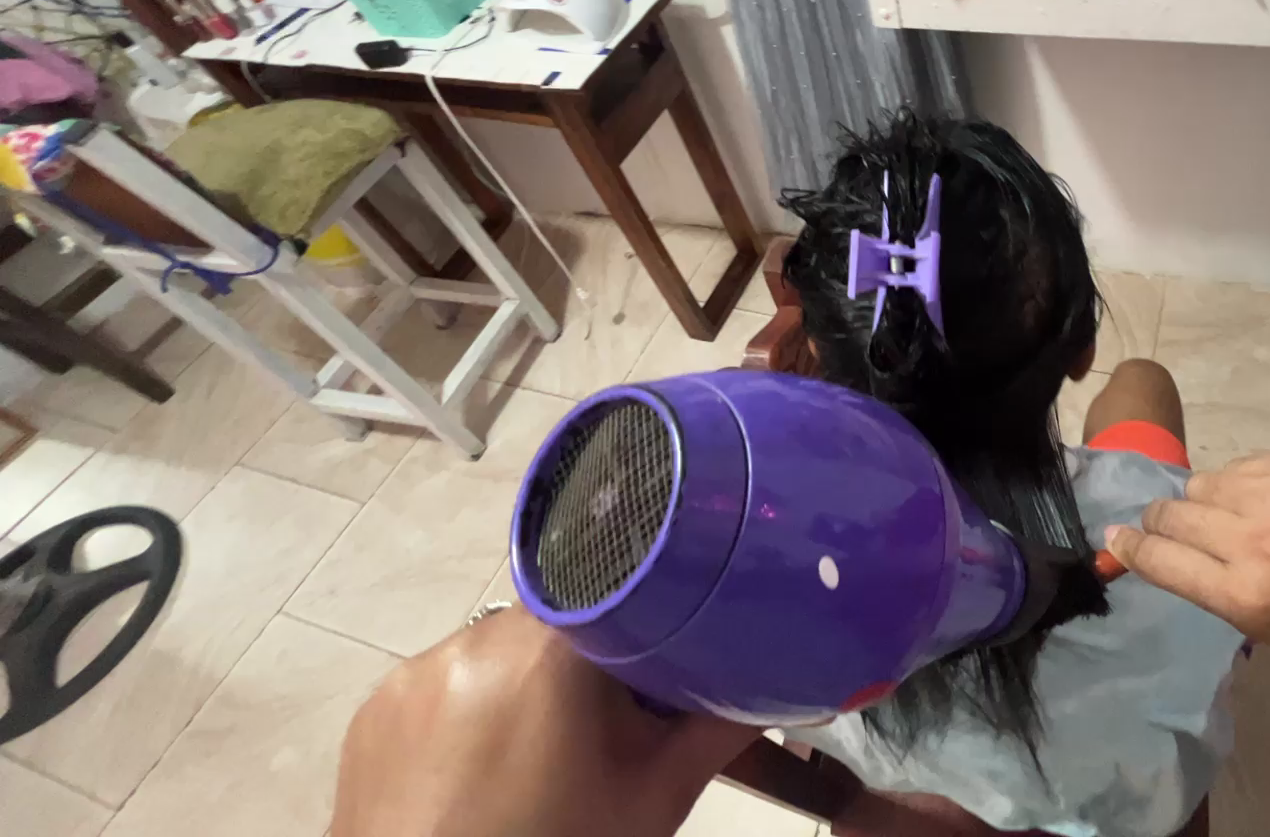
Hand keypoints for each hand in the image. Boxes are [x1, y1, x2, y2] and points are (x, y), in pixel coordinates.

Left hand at [332, 606, 760, 836]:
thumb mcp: (658, 793)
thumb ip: (723, 722)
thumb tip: (783, 675)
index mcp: (551, 648)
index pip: (619, 586)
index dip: (647, 612)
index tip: (661, 651)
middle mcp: (477, 638)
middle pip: (564, 614)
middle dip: (592, 650)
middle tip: (612, 712)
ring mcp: (416, 671)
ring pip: (507, 641)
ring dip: (534, 672)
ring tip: (544, 742)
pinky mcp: (376, 706)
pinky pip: (450, 674)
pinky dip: (478, 699)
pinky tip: (485, 758)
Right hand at [1103, 452, 1269, 669]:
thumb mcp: (1259, 625)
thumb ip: (1199, 581)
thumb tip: (1137, 543)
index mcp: (1246, 592)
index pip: (1159, 558)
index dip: (1130, 547)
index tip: (1115, 539)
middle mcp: (1256, 539)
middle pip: (1169, 513)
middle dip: (1164, 523)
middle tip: (1183, 532)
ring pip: (1199, 484)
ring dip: (1206, 503)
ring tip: (1236, 519)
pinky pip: (1236, 466)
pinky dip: (1239, 485)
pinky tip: (1268, 503)